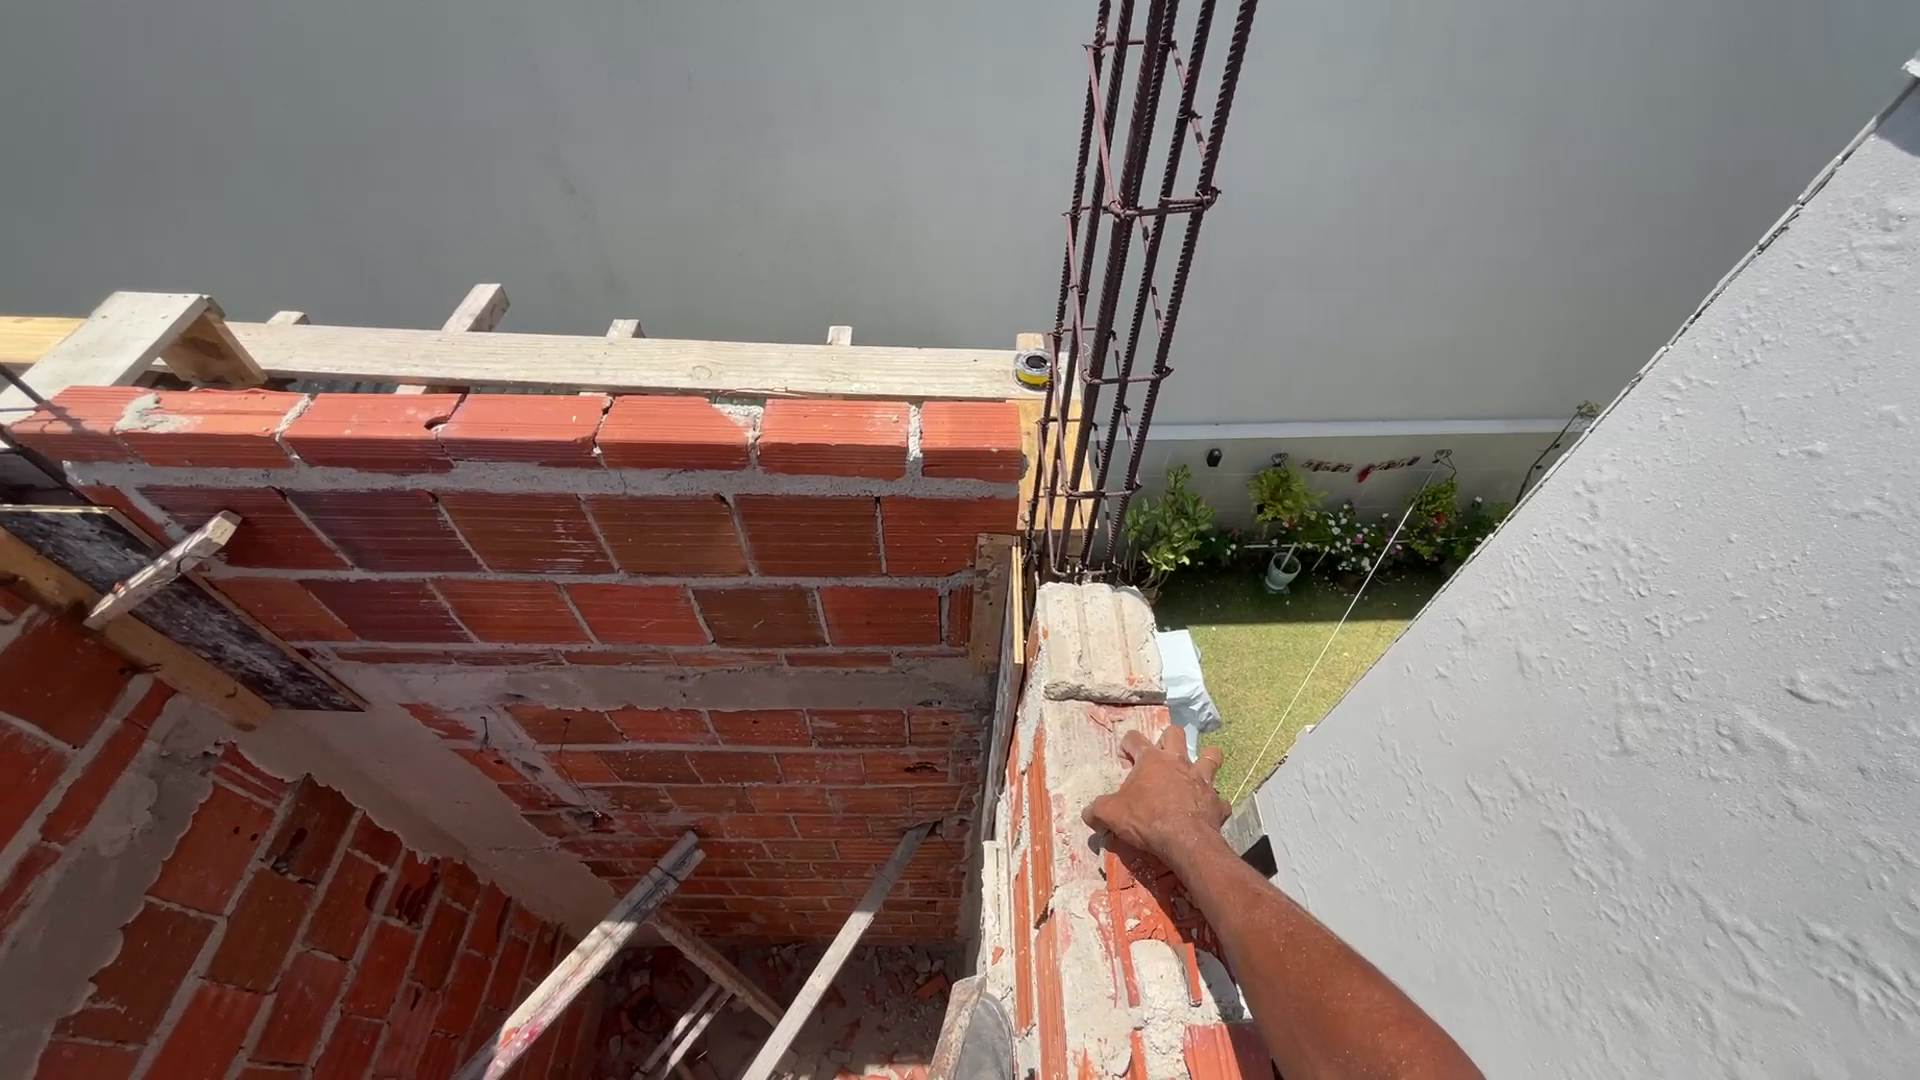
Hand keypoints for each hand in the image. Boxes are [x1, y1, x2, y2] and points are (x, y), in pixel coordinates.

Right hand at [1082, 727, 1230, 863]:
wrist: (1185, 841)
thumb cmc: (1146, 819)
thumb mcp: (1111, 814)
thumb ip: (1097, 810)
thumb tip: (1088, 813)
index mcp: (1151, 760)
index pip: (1135, 738)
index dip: (1128, 743)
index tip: (1125, 754)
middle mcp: (1178, 762)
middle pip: (1176, 734)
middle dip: (1169, 738)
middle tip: (1162, 754)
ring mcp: (1201, 780)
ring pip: (1211, 756)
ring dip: (1206, 760)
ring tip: (1198, 769)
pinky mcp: (1217, 803)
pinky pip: (1219, 800)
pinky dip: (1214, 804)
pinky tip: (1208, 811)